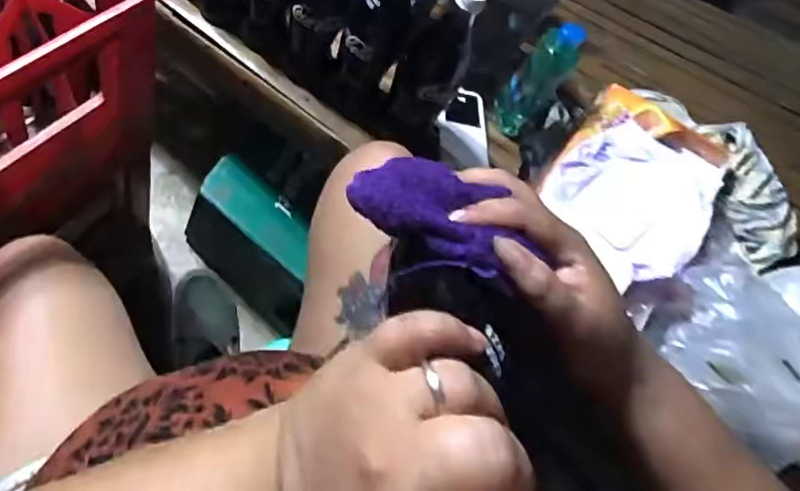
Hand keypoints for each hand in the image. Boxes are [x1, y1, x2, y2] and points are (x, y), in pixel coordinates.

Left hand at [276, 311, 531, 490]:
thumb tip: (507, 478)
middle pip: (476, 405)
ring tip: (483, 414)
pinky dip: (446, 328)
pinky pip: (410, 325)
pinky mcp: (358, 349)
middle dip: (501, 432)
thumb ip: (461, 490)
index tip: (518, 483)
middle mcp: (390, 418)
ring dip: (480, 391)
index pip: (491, 453)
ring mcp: (372, 374)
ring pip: (451, 367)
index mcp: (403, 473)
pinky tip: (473, 343)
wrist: (280, 476)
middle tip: (500, 456)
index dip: (518, 470)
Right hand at [449, 169, 642, 399]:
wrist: (618, 379)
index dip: (486, 208)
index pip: (522, 209)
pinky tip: (452, 223)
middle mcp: (551, 231)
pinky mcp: (528, 254)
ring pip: (505, 198)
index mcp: (565, 240)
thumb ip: (540, 283)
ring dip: (473, 194)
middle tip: (438, 189)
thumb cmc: (597, 350)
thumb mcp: (574, 322)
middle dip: (476, 183)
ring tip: (439, 199)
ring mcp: (540, 240)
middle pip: (513, 188)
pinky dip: (474, 214)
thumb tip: (498, 242)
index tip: (451, 218)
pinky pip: (498, 221)